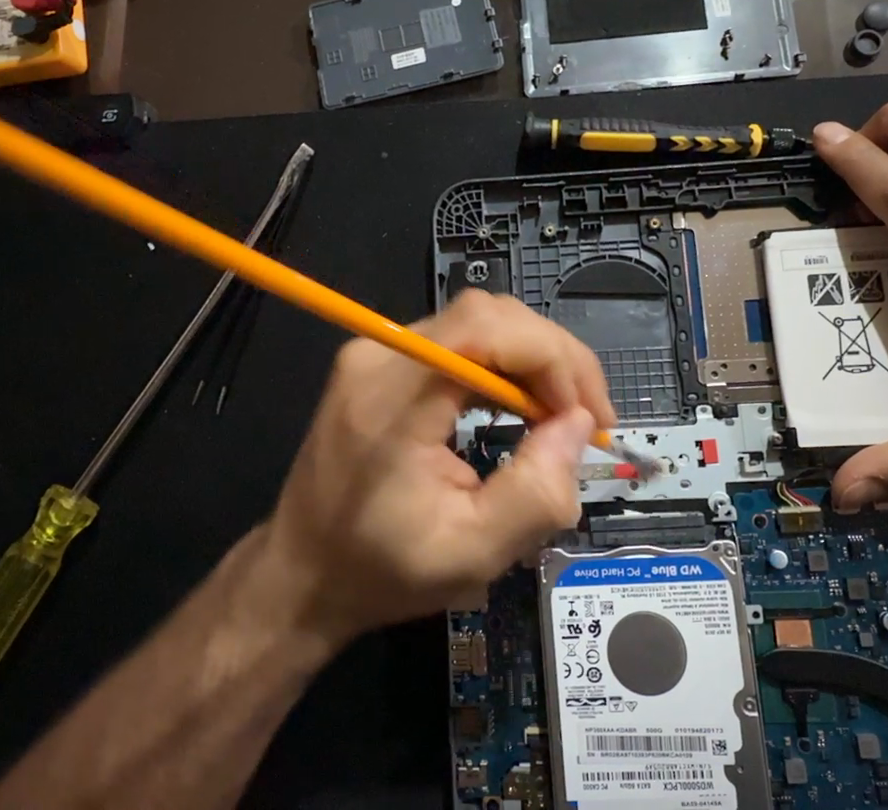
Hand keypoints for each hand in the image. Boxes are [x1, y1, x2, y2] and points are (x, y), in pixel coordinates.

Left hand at [264, 290, 616, 644]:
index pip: (484, 327)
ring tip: (560, 416)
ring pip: (477, 321)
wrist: (301, 572)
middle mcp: (380, 356)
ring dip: (532, 360)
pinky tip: (519, 406)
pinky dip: (502, 365)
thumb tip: (578, 425)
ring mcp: (374, 353)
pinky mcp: (378, 363)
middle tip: (586, 420)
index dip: (551, 357)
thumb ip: (535, 492)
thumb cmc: (380, 571)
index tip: (585, 416)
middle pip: (487, 315)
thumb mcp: (471, 554)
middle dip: (553, 358)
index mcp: (392, 399)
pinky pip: (456, 341)